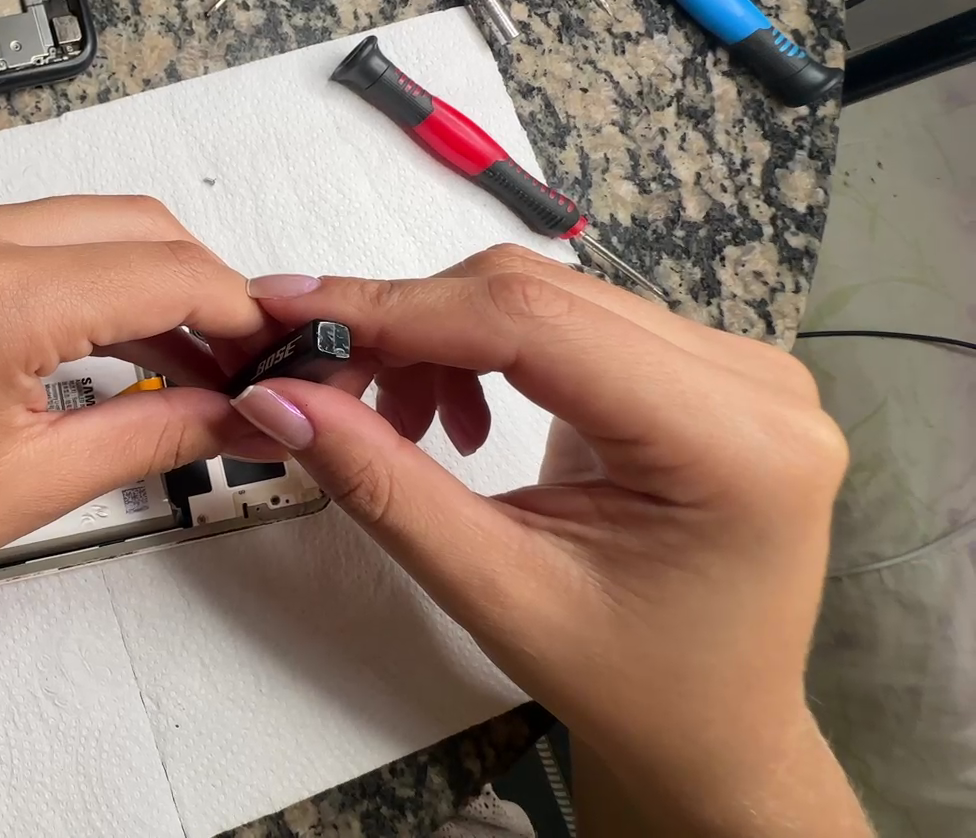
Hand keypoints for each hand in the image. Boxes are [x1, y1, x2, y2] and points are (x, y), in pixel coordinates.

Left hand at [0, 195, 276, 641]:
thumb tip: (247, 414)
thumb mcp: (35, 483)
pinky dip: (90, 282)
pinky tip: (122, 339)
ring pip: (87, 226)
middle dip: (200, 285)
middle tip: (239, 360)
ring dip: (147, 281)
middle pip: (131, 224)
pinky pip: (37, 243)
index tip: (275, 356)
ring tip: (193, 359)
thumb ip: (157, 432)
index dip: (234, 310)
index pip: (160, 269)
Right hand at [228, 246, 867, 835]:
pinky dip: (462, 351)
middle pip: (523, 292)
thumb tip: (271, 395)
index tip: (281, 308)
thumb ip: (377, 482)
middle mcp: (744, 374)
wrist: (710, 722)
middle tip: (315, 377)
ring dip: (427, 339)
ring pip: (525, 294)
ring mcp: (720, 360)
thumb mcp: (486, 589)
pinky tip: (449, 419)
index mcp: (728, 440)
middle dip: (398, 323)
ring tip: (394, 422)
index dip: (390, 306)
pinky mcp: (681, 364)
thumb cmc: (619, 678)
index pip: (526, 321)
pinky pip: (541, 318)